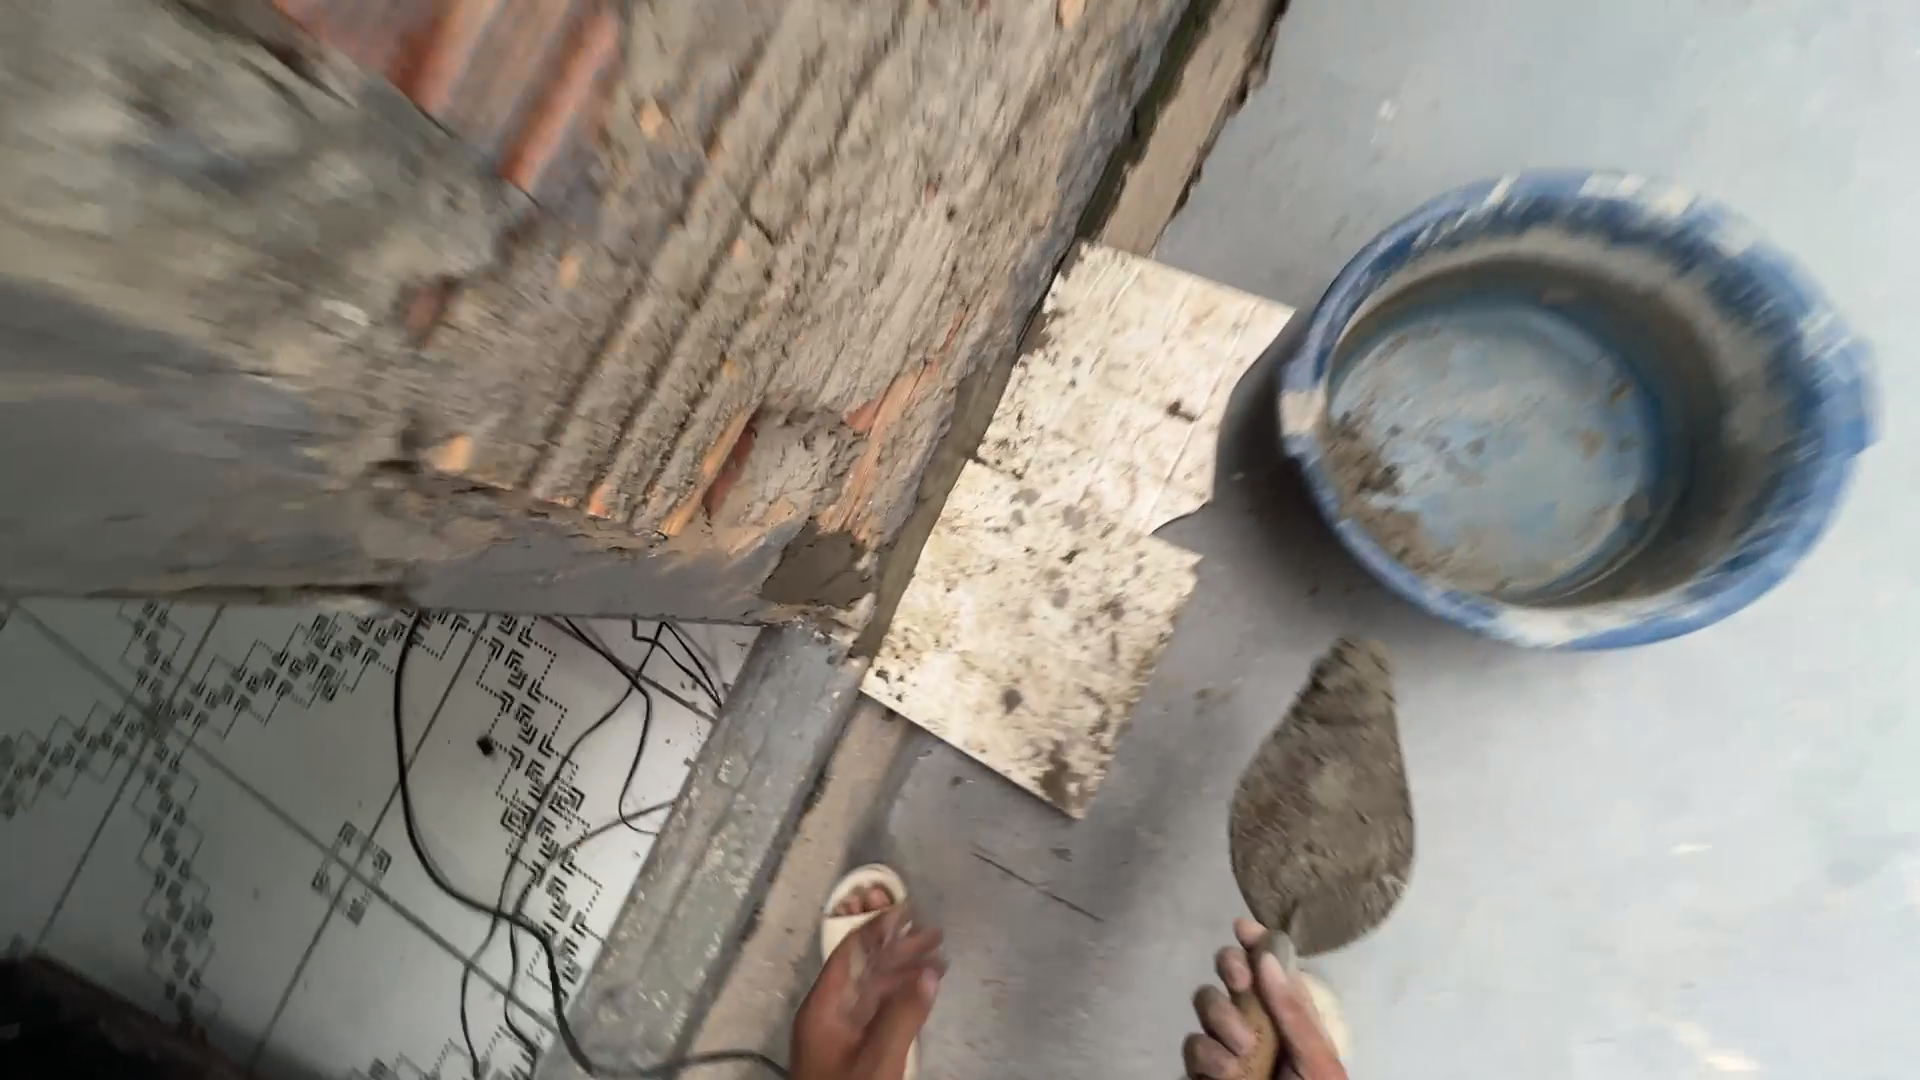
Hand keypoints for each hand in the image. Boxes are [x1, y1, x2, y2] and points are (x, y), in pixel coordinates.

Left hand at [791, 901, 944, 1079]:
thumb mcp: (878, 1060)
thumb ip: (904, 1013)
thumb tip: (930, 971)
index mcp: (823, 1006)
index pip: (851, 951)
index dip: (879, 926)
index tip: (909, 909)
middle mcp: (828, 1012)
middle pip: (865, 967)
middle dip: (900, 948)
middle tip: (936, 934)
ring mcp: (838, 1033)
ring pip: (873, 989)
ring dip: (904, 971)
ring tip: (938, 959)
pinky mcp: (851, 1052)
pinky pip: (876, 1011)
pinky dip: (900, 997)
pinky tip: (922, 991)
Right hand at [1184, 918, 1346, 1079]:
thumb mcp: (1320, 1063)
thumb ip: (1293, 1010)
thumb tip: (1265, 956)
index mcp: (1291, 1014)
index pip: (1270, 964)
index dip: (1255, 941)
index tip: (1243, 928)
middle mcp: (1257, 1020)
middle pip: (1230, 970)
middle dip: (1230, 966)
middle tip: (1241, 981)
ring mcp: (1228, 1043)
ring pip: (1206, 1001)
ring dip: (1221, 1016)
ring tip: (1243, 1048)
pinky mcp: (1205, 1069)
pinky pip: (1194, 1043)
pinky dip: (1209, 1053)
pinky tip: (1228, 1071)